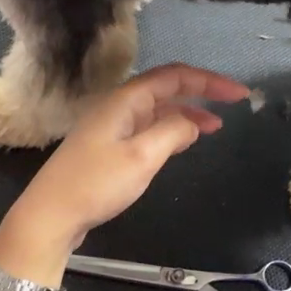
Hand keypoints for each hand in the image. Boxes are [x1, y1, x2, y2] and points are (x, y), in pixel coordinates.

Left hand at [0, 64, 247, 259]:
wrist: (51, 215)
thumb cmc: (96, 184)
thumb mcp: (142, 157)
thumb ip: (172, 133)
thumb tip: (193, 122)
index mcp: (126, 100)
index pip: (174, 76)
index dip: (209, 80)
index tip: (239, 93)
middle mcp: (119, 107)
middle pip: (166, 89)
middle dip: (201, 93)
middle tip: (233, 105)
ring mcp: (113, 128)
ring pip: (158, 111)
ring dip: (187, 114)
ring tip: (215, 128)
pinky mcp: (109, 149)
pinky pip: (148, 129)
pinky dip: (171, 131)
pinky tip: (184, 143)